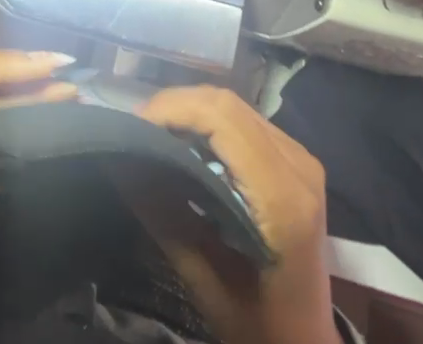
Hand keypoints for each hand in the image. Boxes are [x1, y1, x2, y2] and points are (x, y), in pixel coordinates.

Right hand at [123, 86, 337, 343]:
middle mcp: (298, 165)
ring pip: (233, 106)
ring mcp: (301, 160)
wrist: (306, 342)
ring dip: (188, 113)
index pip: (221, 117)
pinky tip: (185, 147)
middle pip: (226, 103)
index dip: (171, 110)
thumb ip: (162, 215)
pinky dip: (207, 124)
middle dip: (174, 108)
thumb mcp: (203, 278)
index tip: (133, 130)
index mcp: (280, 196)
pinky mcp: (295, 162)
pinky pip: (244, 122)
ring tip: (154, 138)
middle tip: (137, 133)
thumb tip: (117, 162)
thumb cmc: (258, 320)